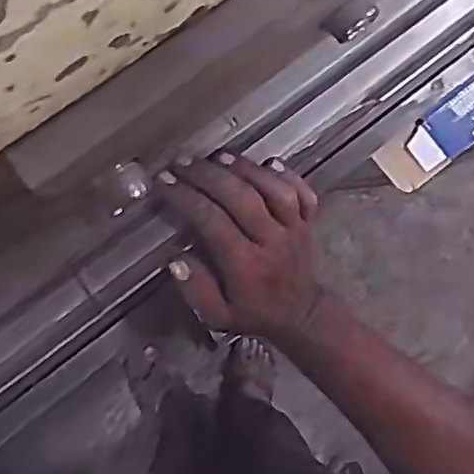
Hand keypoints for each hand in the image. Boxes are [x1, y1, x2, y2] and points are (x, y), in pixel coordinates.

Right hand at [157, 153, 325, 340]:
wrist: (302, 316)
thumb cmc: (255, 313)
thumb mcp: (218, 317)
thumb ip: (196, 291)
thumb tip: (176, 261)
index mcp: (246, 265)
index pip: (212, 222)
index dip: (186, 198)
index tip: (164, 182)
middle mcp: (271, 241)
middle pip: (241, 198)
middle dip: (208, 175)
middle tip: (183, 162)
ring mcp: (294, 229)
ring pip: (273, 190)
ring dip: (246, 168)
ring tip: (218, 156)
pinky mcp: (308, 222)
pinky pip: (302, 193)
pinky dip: (288, 175)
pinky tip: (269, 161)